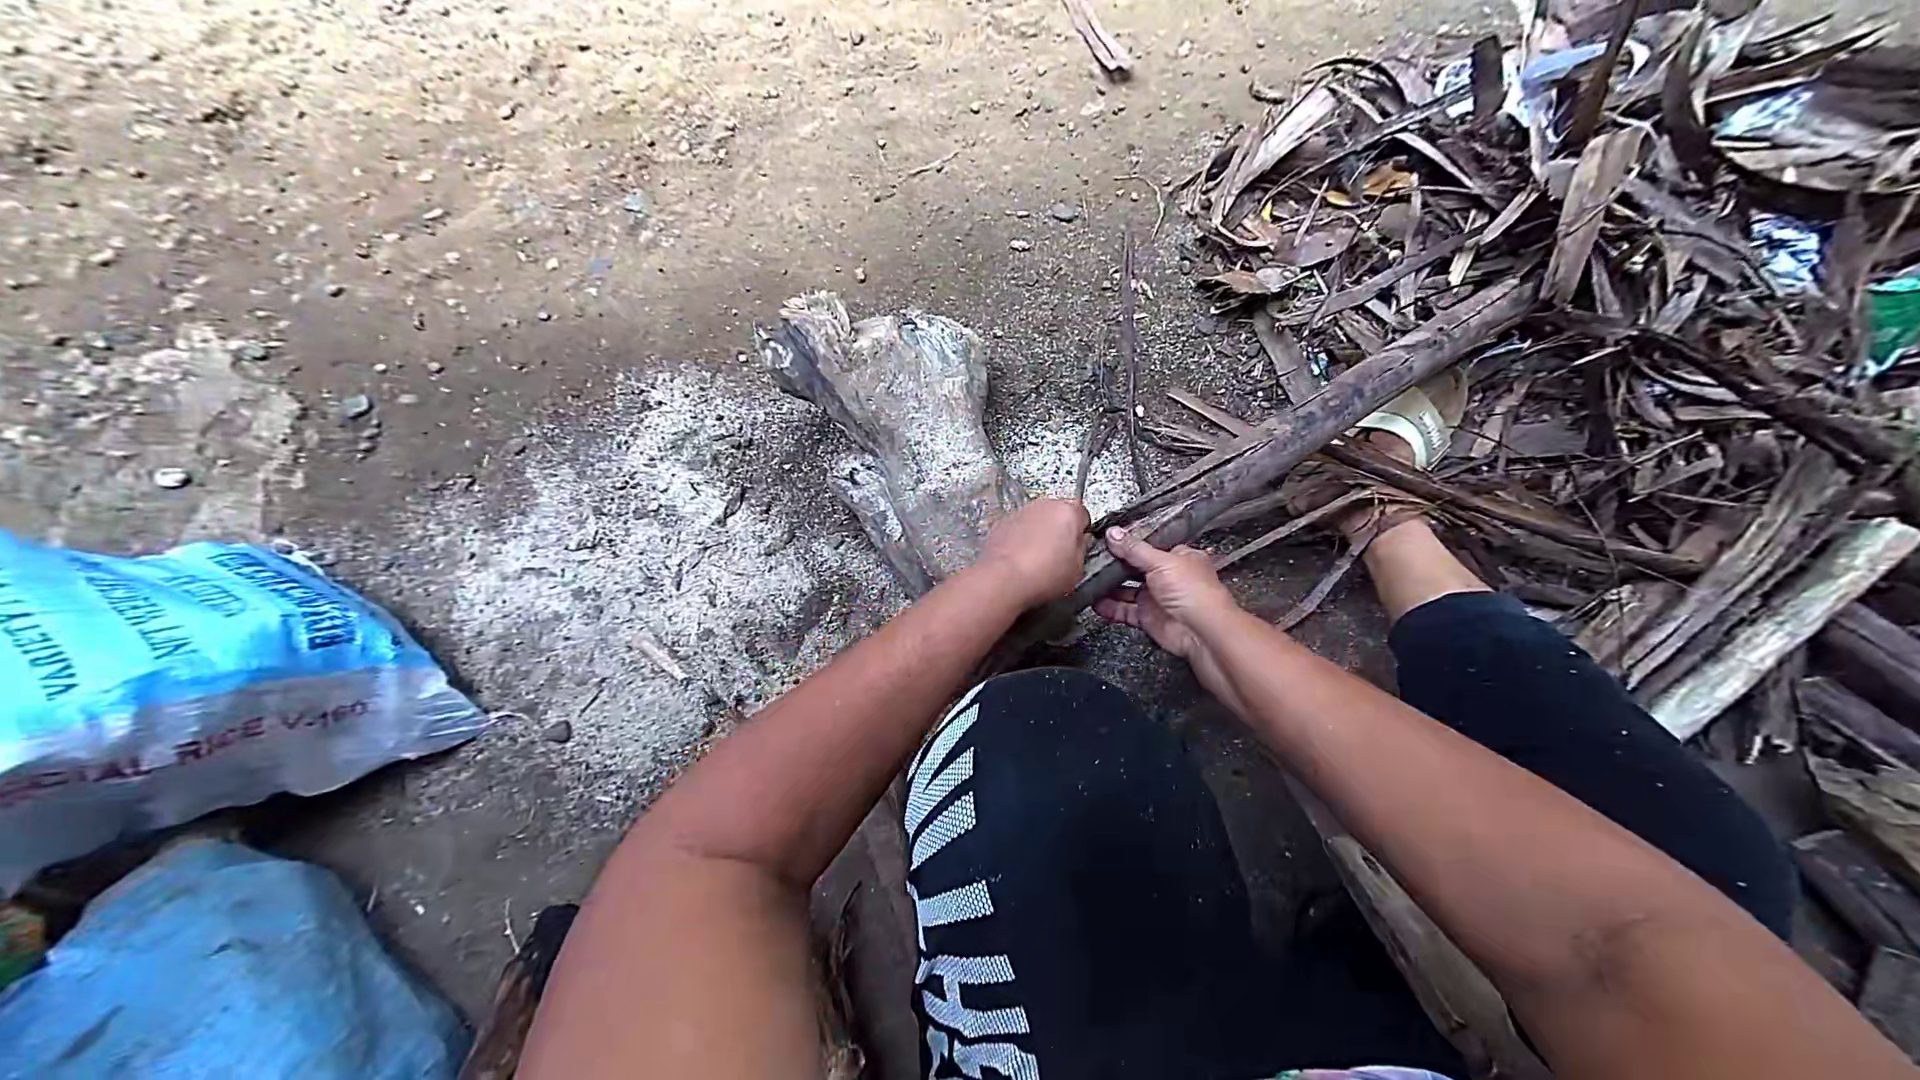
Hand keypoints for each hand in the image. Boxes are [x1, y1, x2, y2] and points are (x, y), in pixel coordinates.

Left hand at [977, 499, 1091, 608]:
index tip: (1078, 546)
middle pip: (1059, 515)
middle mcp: (1044, 505)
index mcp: (1068, 512)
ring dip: (1039, 535)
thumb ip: (1082, 549)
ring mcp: (1021, 513)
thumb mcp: (1078, 569)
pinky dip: (1021, 540)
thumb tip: (1080, 545)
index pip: (1083, 515)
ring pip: (1037, 520)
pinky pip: (1018, 529)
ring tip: (1038, 561)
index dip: (1082, 532)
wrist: (1004, 579)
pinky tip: (1022, 560)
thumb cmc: (1039, 574)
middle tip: (1059, 556)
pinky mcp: (1002, 523)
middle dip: (1060, 532)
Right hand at [1093, 528, 1238, 660]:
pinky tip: (1097, 602)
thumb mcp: (1161, 561)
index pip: (1148, 547)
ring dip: (1109, 588)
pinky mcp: (1148, 617)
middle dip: (1115, 567)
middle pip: (1134, 569)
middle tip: (1095, 562)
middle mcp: (1168, 578)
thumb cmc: (1196, 593)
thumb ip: (1133, 549)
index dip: (1128, 545)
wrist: (1201, 631)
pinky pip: (1124, 611)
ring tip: (1091, 581)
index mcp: (1177, 558)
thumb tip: (1114, 534)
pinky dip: (1110, 608)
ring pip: (1127, 591)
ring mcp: (1157, 598)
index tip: (1107, 542)